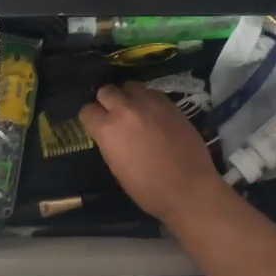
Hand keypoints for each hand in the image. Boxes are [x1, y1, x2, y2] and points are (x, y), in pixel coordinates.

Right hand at [79, 81, 229, 225]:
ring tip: (135, 109)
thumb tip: (110, 133)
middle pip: (106, 91)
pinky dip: (148, 99)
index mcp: (107, 130)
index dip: (91, 118)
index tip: (96, 125)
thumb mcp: (117, 168)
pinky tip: (154, 113)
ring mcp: (148, 103)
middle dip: (107, 101)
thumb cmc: (148, 190)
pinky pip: (151, 92)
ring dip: (128, 96)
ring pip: (130, 85)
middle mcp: (124, 110)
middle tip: (115, 114)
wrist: (188, 189)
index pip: (87, 111)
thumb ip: (110, 143)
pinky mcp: (168, 103)